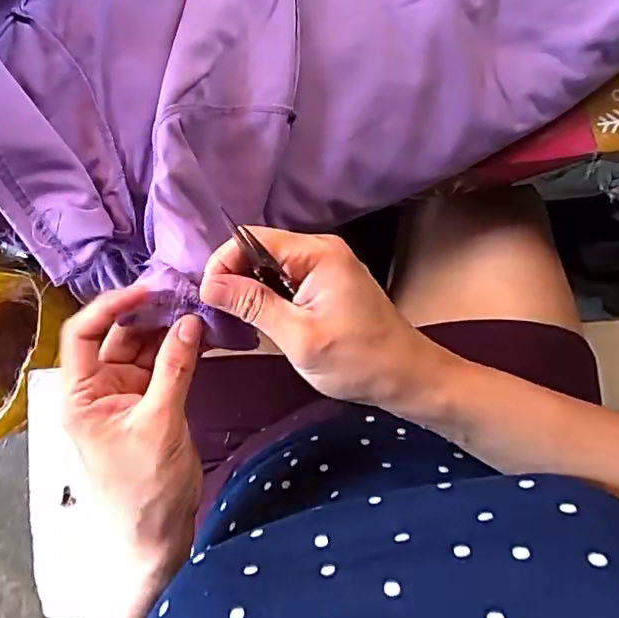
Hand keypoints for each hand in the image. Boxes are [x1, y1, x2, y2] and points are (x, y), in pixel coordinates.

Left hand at [59, 287, 203, 593]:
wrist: (155, 541)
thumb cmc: (143, 493)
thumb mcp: (159, 425)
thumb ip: (174, 370)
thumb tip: (188, 323)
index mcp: (80, 397)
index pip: (82, 334)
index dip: (109, 307)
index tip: (144, 292)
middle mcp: (96, 391)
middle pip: (115, 337)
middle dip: (146, 316)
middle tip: (181, 297)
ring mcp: (121, 397)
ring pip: (140, 350)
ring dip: (165, 332)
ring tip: (194, 312)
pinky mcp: (145, 406)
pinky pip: (158, 369)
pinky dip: (176, 353)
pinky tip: (196, 338)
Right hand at [200, 227, 448, 411]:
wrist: (409, 379)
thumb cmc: (358, 361)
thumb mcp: (298, 336)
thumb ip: (253, 305)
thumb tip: (209, 285)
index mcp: (316, 253)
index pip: (250, 238)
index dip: (223, 263)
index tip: (210, 296)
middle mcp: (319, 249)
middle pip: (257, 248)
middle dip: (232, 274)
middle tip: (219, 309)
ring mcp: (323, 264)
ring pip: (267, 264)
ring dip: (247, 286)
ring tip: (233, 314)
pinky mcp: (324, 281)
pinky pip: (282, 277)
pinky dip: (264, 293)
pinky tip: (257, 316)